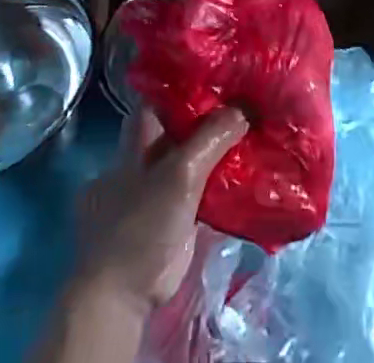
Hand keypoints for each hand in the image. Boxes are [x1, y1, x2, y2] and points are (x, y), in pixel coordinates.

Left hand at [73, 106, 249, 310]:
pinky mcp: (168, 222)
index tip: (217, 79)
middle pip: (174, 132)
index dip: (183, 88)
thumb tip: (243, 108)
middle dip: (205, 123)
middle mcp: (140, 163)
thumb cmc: (142, 224)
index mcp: (134, 143)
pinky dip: (217, 188)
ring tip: (253, 140)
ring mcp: (152, 193)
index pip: (156, 101)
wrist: (121, 293)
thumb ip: (209, 140)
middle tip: (245, 110)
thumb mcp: (180, 175)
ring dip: (213, 156)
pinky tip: (243, 182)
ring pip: (186, 163)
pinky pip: (196, 194)